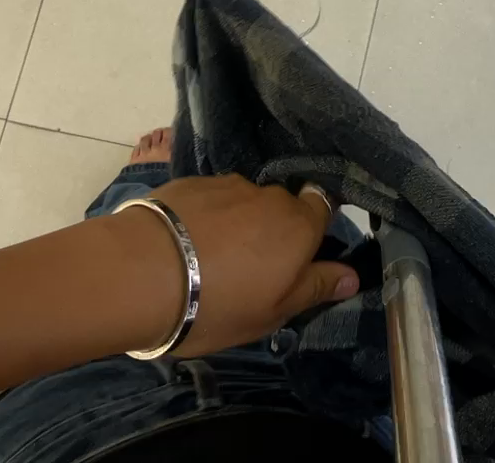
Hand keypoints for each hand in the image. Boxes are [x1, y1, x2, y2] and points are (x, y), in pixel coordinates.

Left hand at [109, 175, 359, 356]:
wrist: (142, 271)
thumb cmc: (217, 303)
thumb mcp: (273, 312)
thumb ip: (316, 287)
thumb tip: (352, 274)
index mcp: (298, 226)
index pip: (323, 206)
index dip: (314, 227)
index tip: (298, 254)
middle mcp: (269, 195)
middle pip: (282, 206)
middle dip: (273, 229)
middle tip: (250, 267)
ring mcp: (229, 184)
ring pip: (245, 201)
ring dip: (237, 222)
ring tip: (210, 257)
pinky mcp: (192, 181)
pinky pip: (212, 198)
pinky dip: (206, 216)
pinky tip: (186, 242)